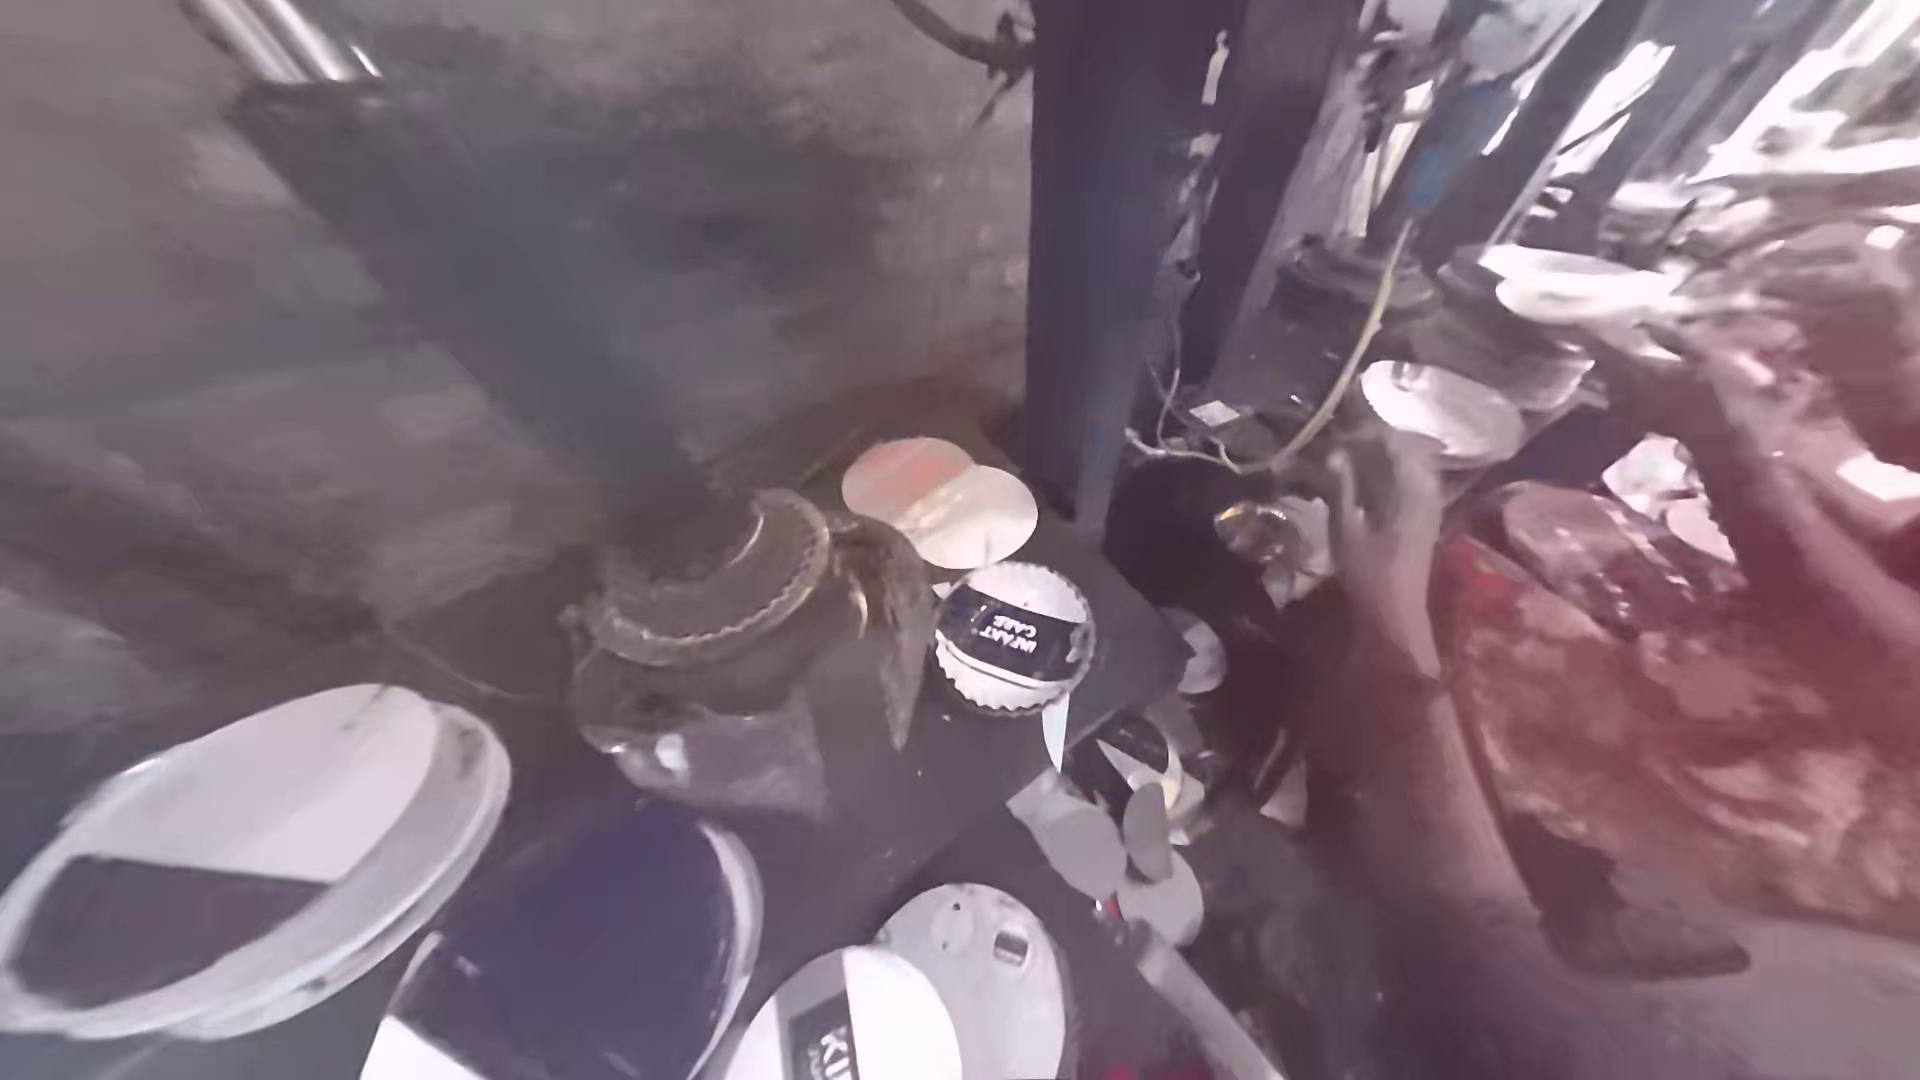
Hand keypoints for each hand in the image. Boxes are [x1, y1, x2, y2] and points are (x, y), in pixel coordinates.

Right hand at [1327, 426, 1444, 674]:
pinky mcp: (1419, 513)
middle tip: (1328, 443)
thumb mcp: (1346, 527)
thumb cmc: (1368, 571)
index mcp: (1412, 488)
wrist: (1395, 611)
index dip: (1358, 432)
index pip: (1390, 441)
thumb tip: (1331, 450)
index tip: (1326, 433)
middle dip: (1364, 440)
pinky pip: (1401, 478)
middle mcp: (1426, 488)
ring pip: (1401, 462)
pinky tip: (1353, 480)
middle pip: (1400, 447)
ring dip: (1371, 456)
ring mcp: (1426, 501)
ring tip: (1337, 458)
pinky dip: (1377, 472)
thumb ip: (1340, 485)